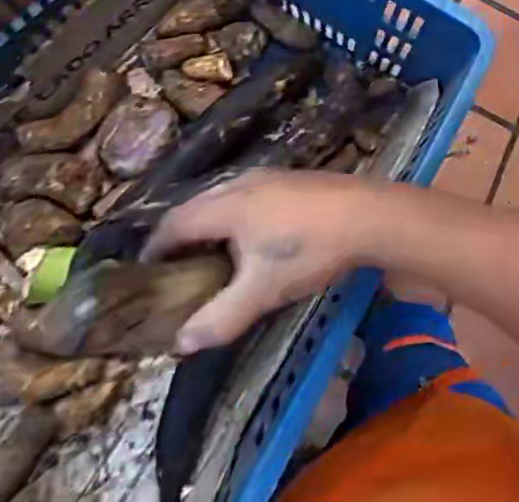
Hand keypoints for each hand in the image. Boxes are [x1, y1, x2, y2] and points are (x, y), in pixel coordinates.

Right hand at [141, 170, 391, 352]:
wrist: (371, 214)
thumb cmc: (310, 249)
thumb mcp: (262, 291)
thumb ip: (219, 318)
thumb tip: (181, 342)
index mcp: (226, 205)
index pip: (174, 223)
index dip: (155, 248)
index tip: (146, 274)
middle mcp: (244, 183)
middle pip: (198, 205)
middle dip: (182, 234)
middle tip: (177, 268)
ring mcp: (274, 176)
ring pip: (227, 196)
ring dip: (213, 222)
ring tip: (214, 255)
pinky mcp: (298, 178)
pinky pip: (253, 194)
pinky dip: (240, 214)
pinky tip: (258, 237)